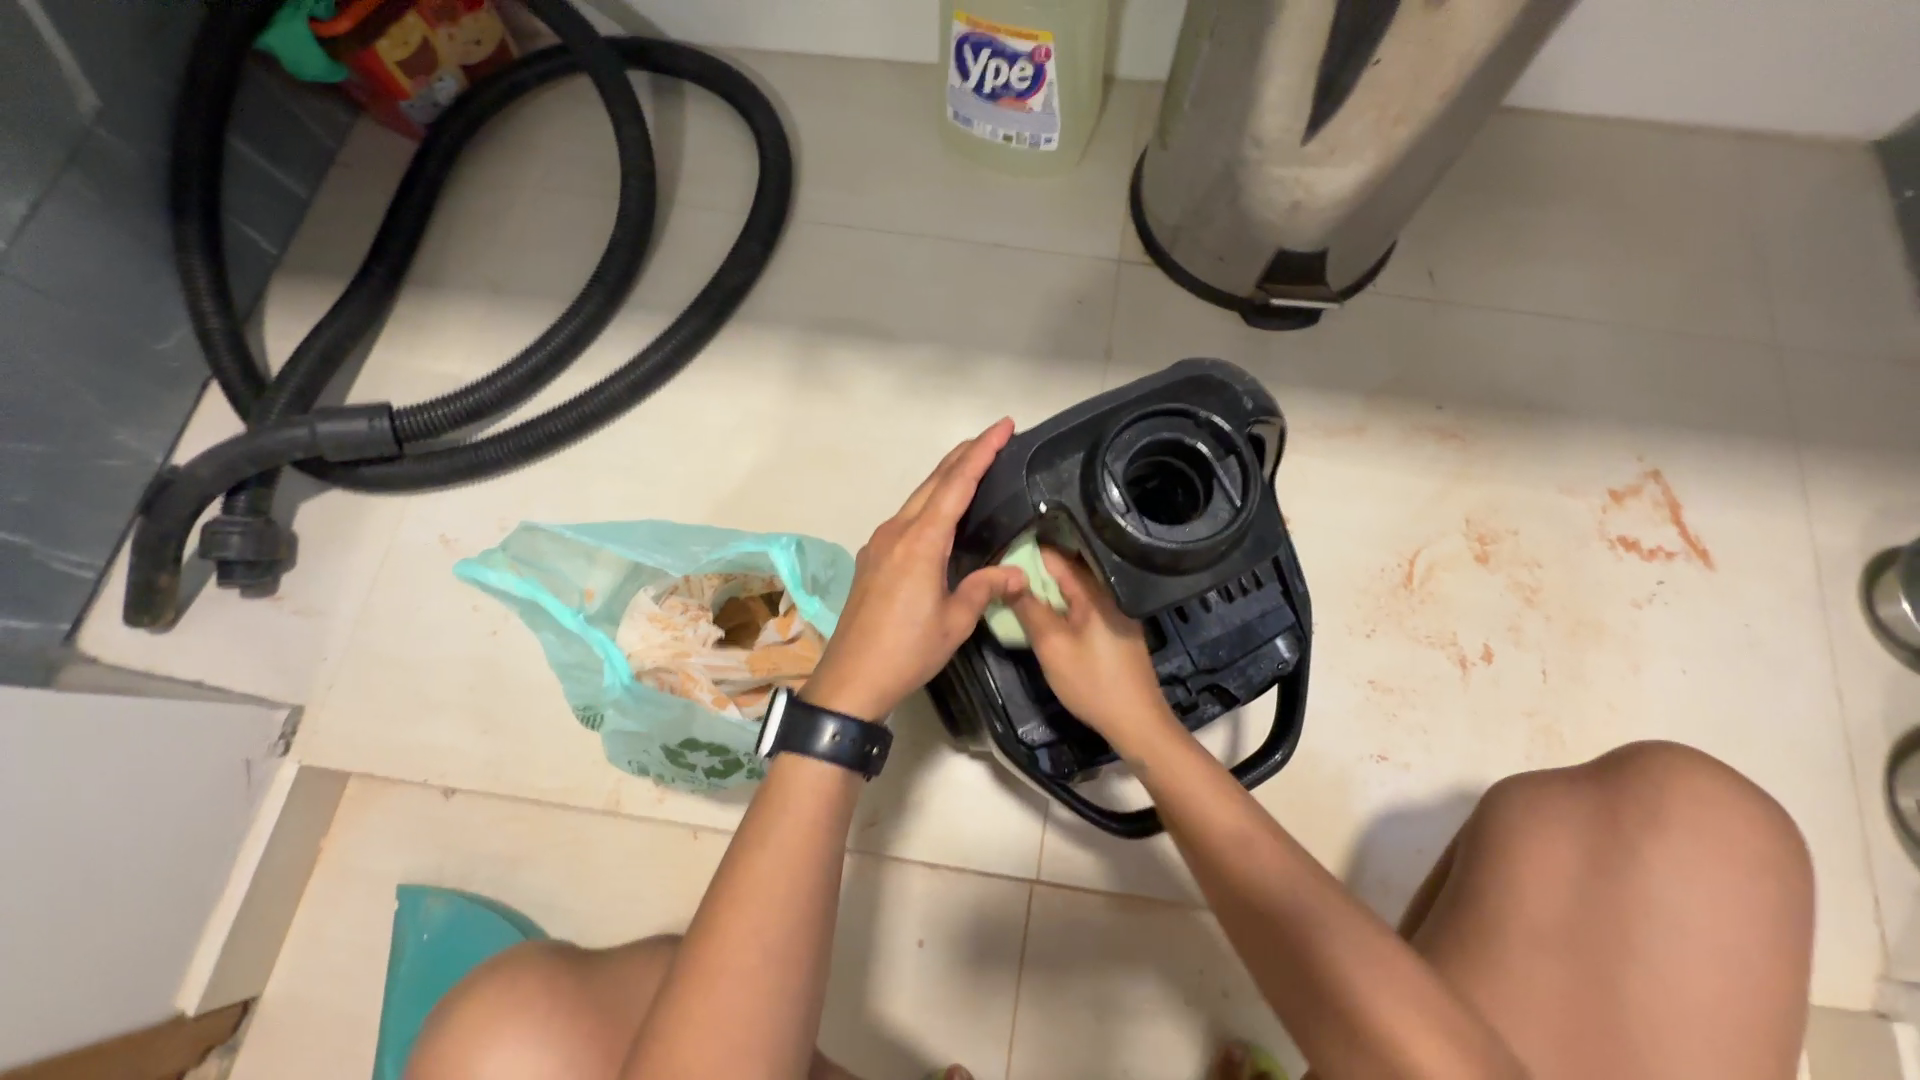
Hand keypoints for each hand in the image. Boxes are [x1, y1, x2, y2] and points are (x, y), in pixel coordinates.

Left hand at [802, 419, 1029, 720]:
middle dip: (964, 456)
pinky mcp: (871, 559)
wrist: (851, 679)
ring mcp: (879, 544)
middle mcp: (897, 532)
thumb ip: (984, 588)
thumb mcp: (955, 622)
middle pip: (933, 482)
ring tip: (973, 468)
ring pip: (917, 498)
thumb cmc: (908, 651)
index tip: (1003, 426)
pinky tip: (941, 515)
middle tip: (994, 438)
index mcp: (921, 542)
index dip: (982, 452)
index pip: (957, 484)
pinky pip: (906, 519)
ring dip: (945, 479)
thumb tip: (1016, 573)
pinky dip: (929, 504)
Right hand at [1008, 548, 1180, 755]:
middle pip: (1066, 571)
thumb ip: (1029, 608)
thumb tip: (1008, 577)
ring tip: (1018, 598)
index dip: (1025, 555)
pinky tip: (1046, 619)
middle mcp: (1108, 594)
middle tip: (1003, 581)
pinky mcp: (1116, 630)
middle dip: (1034, 574)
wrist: (1137, 721)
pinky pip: (1084, 607)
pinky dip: (1062, 608)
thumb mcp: (1052, 645)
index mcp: (1094, 592)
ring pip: (1074, 591)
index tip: (999, 561)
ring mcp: (1115, 612)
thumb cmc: (1092, 682)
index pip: (1056, 556)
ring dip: (1047, 593)